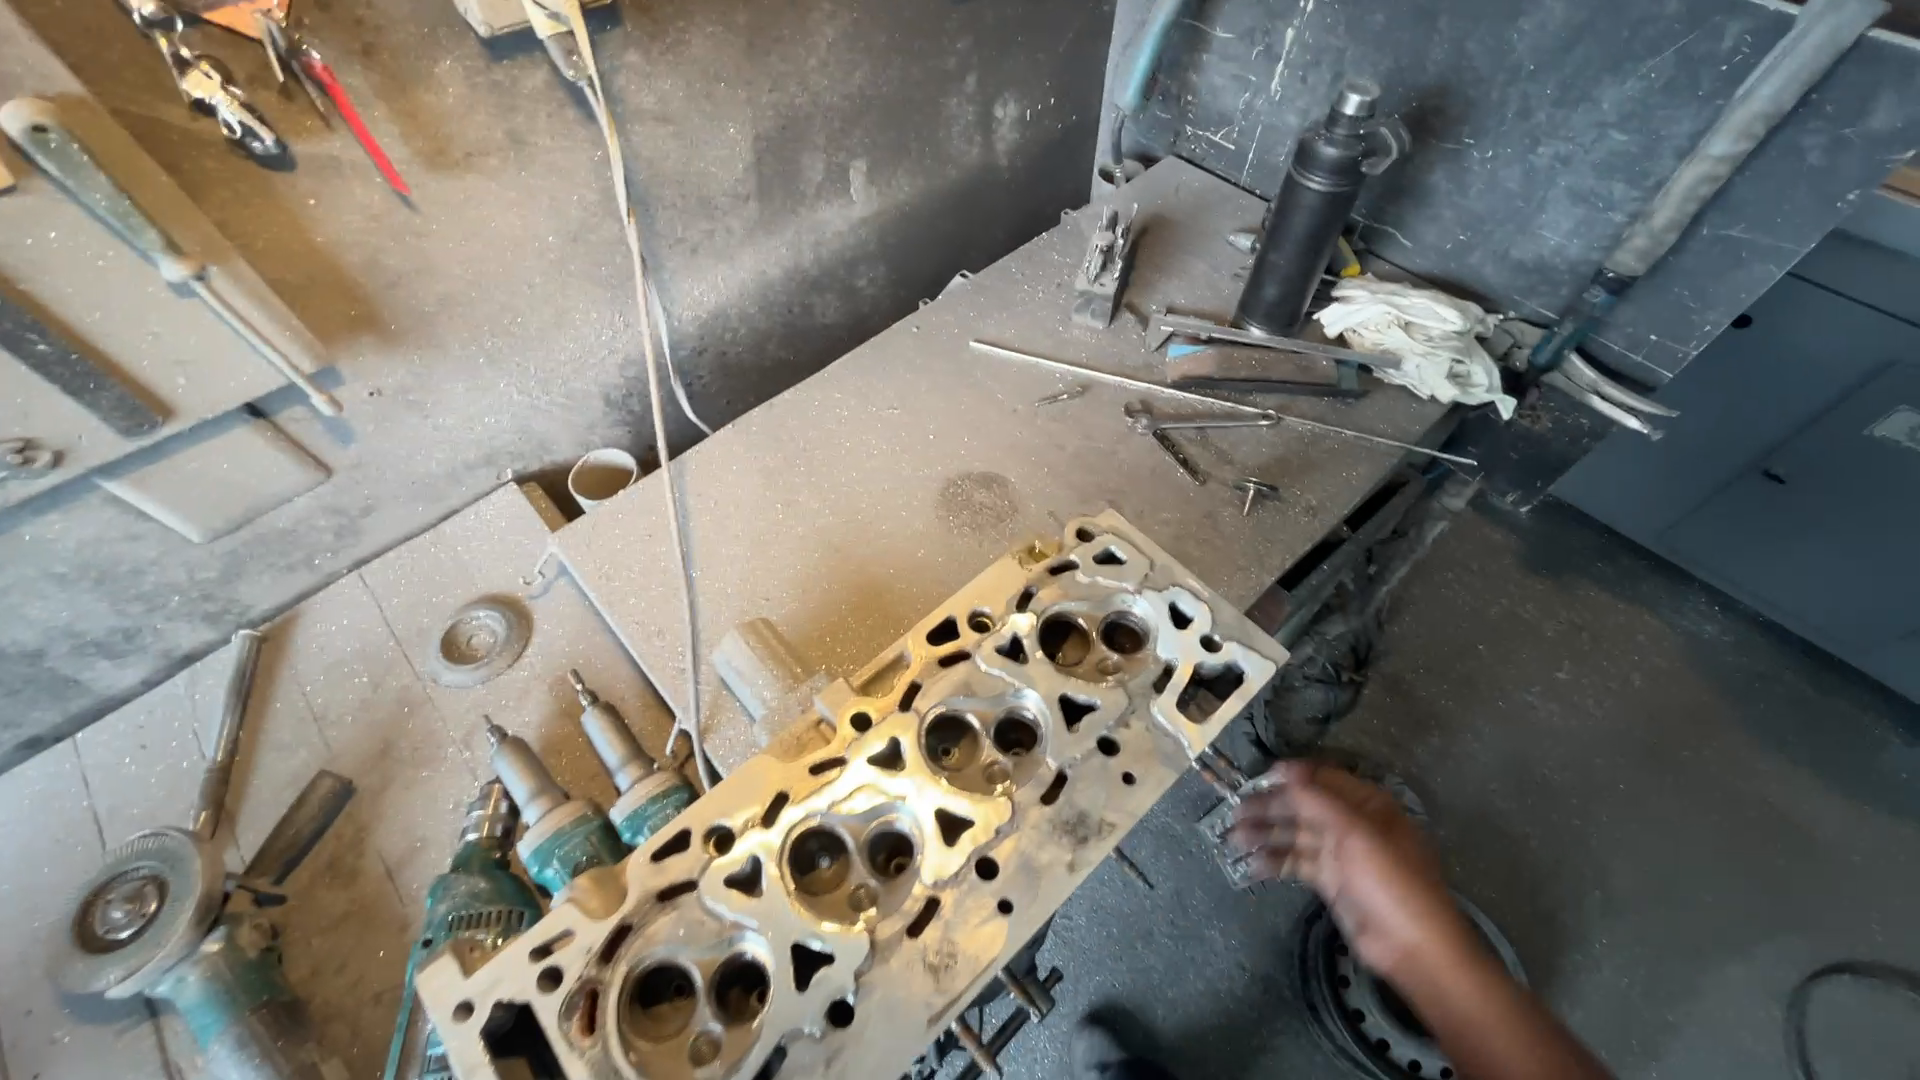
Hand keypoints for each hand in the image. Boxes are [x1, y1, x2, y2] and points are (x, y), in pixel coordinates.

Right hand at [1227, 761, 1471, 980]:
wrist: (1414, 948)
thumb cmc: (1391, 881)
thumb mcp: (1357, 833)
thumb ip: (1318, 799)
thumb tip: (1286, 769)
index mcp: (1367, 805)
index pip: (1322, 779)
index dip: (1291, 776)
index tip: (1258, 778)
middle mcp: (1352, 824)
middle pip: (1303, 807)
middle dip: (1270, 807)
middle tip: (1235, 812)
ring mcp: (1340, 853)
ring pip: (1295, 835)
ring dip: (1265, 834)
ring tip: (1233, 839)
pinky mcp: (1330, 880)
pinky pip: (1296, 863)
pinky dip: (1274, 861)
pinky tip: (1251, 864)